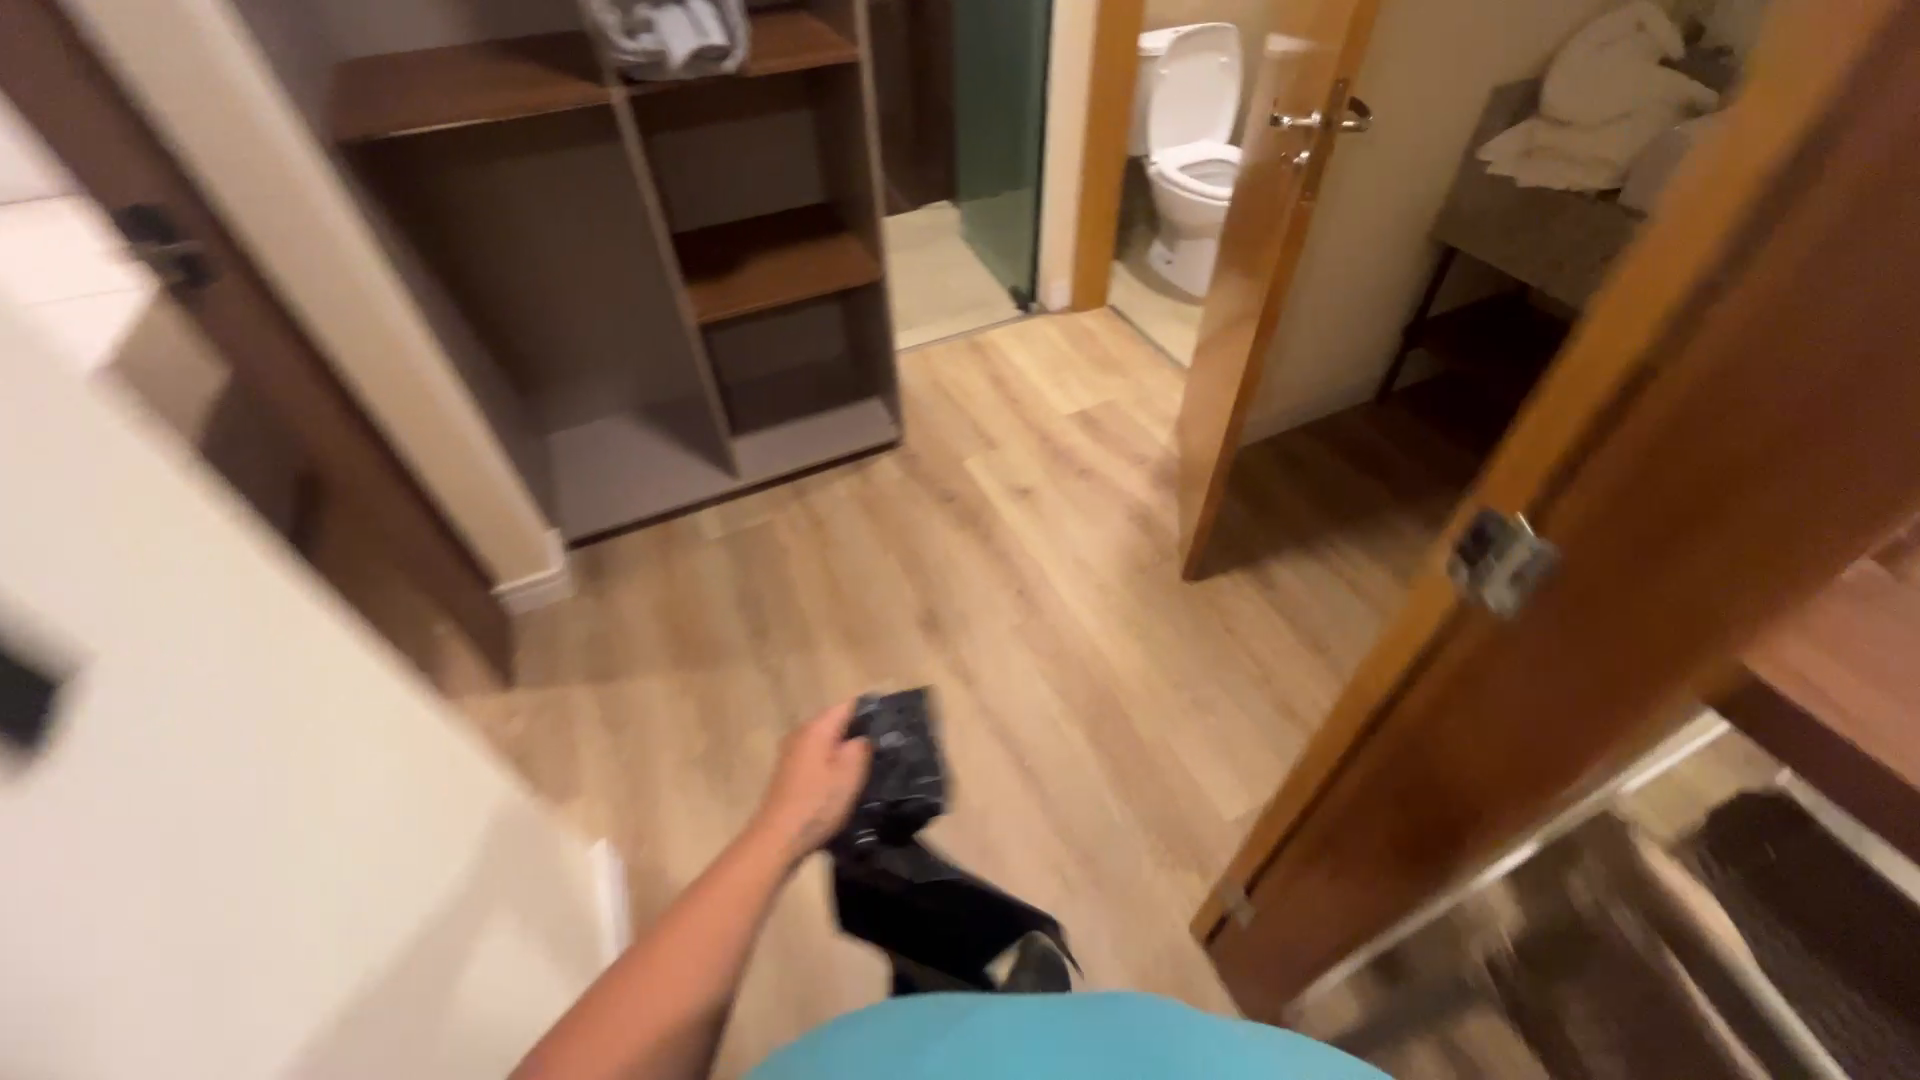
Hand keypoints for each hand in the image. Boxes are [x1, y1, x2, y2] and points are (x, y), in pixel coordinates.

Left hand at [748, 701, 871, 864]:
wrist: (778, 838)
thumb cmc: (818, 803)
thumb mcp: (850, 773)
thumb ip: (862, 746)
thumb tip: (865, 737)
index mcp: (817, 727)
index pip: (850, 705)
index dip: (872, 712)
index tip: (892, 725)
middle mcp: (801, 732)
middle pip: (836, 722)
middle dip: (859, 731)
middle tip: (885, 747)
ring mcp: (792, 752)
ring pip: (827, 741)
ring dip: (845, 749)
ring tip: (870, 764)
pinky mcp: (789, 771)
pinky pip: (817, 756)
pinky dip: (832, 762)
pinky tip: (844, 779)